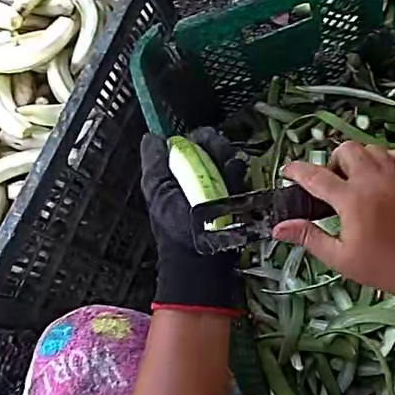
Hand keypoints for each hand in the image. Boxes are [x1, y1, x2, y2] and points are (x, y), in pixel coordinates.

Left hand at [139, 128, 246, 312]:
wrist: (200, 258)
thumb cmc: (175, 229)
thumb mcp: (156, 191)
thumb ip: (153, 162)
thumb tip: (151, 136)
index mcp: (183, 168)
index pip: (195, 139)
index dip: (199, 138)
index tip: (199, 144)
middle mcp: (205, 173)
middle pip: (217, 143)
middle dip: (215, 148)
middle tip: (211, 162)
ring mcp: (225, 183)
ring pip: (232, 157)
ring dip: (226, 163)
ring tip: (219, 179)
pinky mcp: (241, 195)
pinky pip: (243, 177)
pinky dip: (237, 178)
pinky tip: (230, 189)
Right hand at [274, 141, 394, 300]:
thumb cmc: (380, 267)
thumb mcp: (339, 257)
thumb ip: (308, 236)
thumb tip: (279, 228)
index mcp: (352, 200)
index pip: (315, 176)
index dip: (297, 170)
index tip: (288, 171)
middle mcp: (374, 181)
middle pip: (346, 150)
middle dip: (334, 162)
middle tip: (333, 185)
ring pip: (372, 148)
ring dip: (359, 159)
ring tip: (357, 181)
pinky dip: (385, 160)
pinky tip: (382, 177)